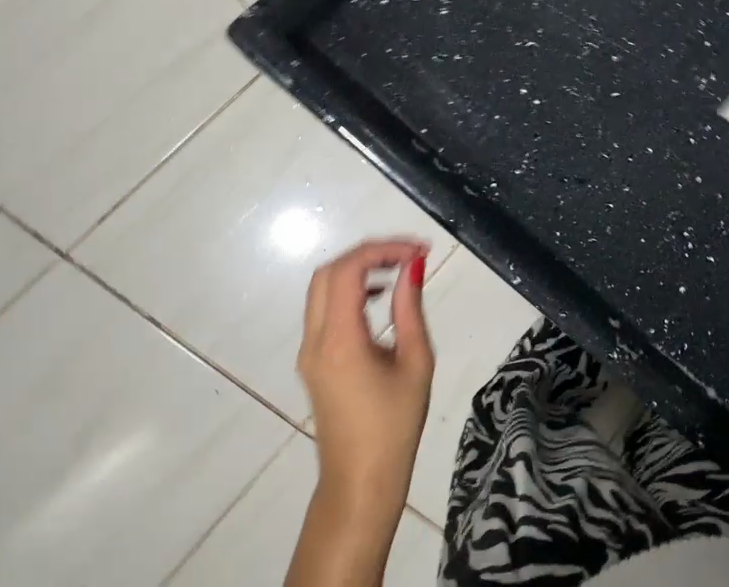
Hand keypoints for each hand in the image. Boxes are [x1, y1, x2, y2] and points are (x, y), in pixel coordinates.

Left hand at [298, 239, 433, 520]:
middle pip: (327, 273)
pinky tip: (381, 296)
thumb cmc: (395, 424)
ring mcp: (309, 351)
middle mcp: (315, 341)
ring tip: (400, 269)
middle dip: (368, 253)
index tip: (420, 251)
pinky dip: (349, 291)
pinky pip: (323, 310)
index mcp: (340, 341)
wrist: (361, 478)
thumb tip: (413, 267)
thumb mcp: (416, 362)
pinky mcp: (313, 361)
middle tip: (409, 254)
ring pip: (321, 289)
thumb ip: (410, 310)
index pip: (348, 271)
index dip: (383, 249)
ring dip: (357, 270)